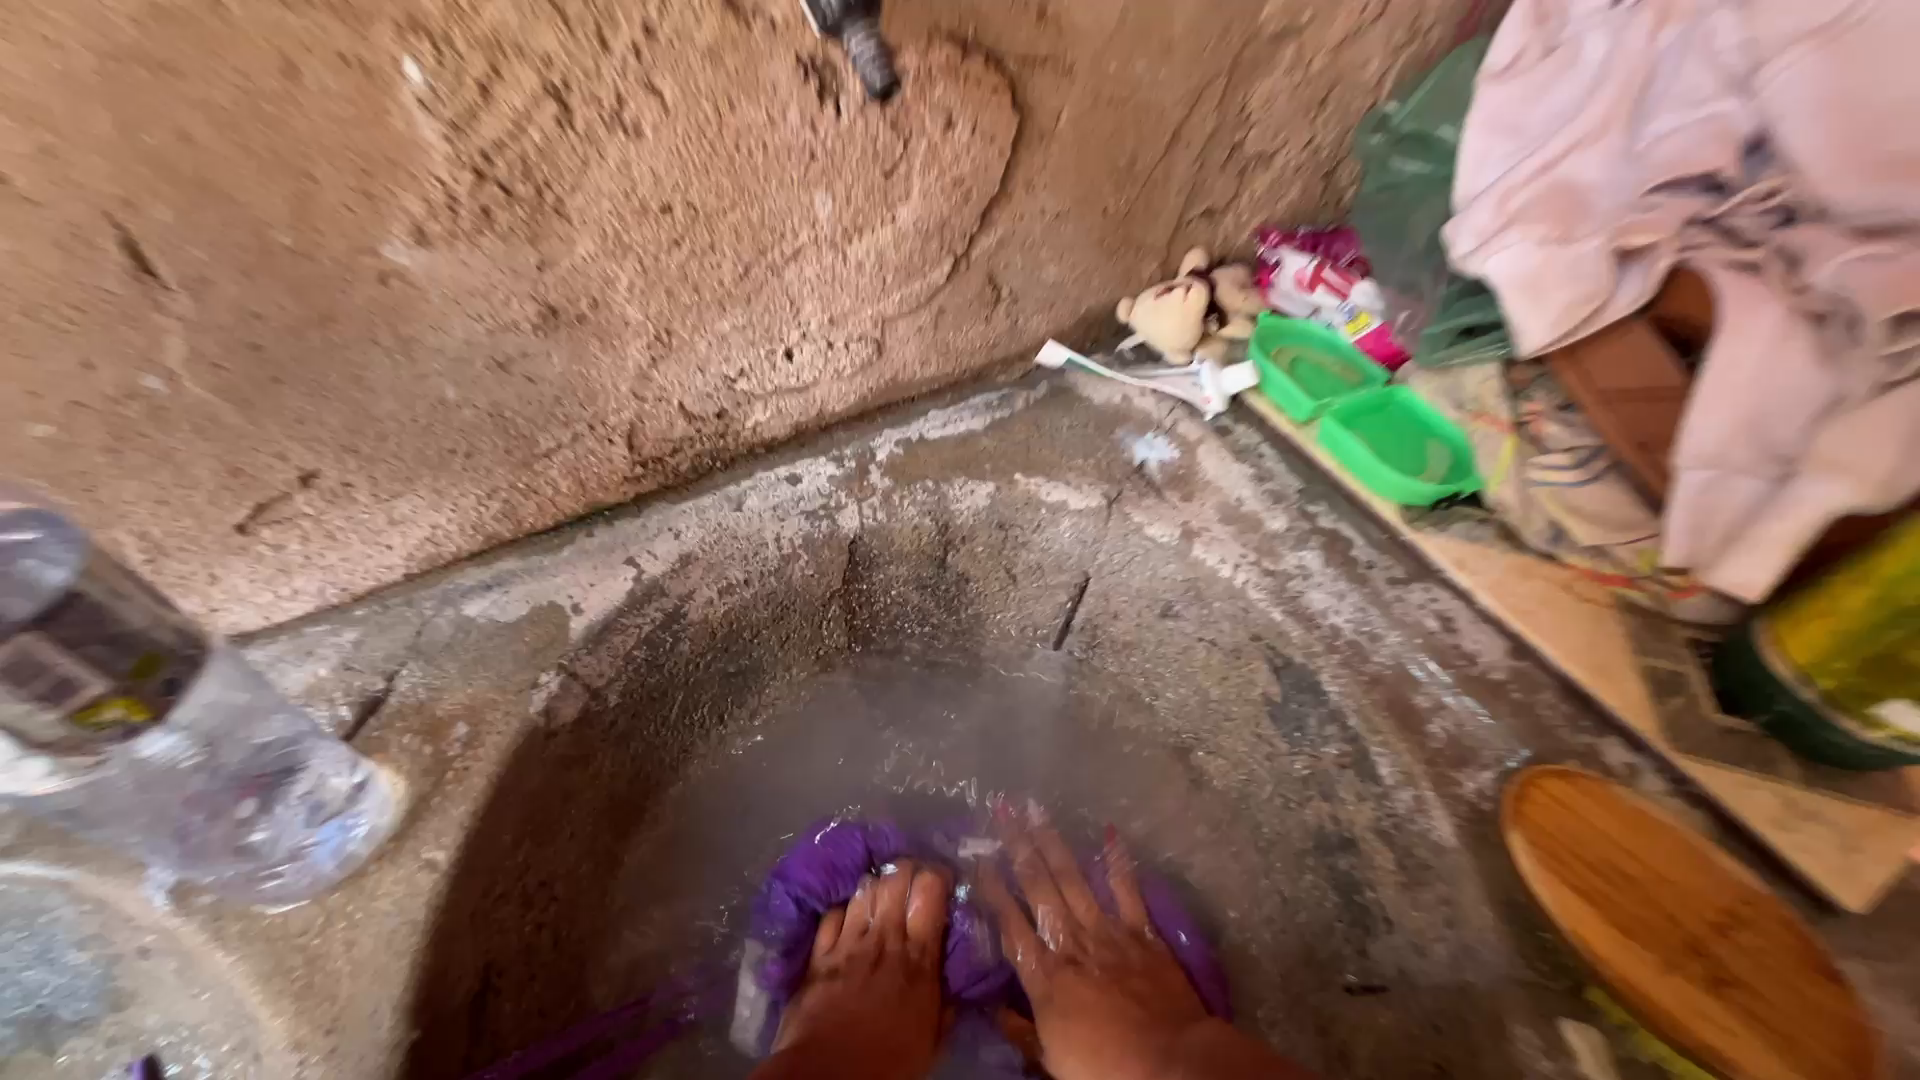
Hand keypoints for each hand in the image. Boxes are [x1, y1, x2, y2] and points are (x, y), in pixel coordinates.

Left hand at [754, 860, 950, 1079]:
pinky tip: (849, 916)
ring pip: (864, 889)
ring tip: (880, 893)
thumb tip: (956, 983)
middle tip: (910, 879)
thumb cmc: (889, 1063)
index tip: (940, 882)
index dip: (935, 877)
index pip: (930, 890)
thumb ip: (944, 1002)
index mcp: (919, 957)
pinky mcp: (819, 953)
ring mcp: (849, 942)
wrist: (829, 1076)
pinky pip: (833, 913)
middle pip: (895, 878)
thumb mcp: (932, 1038)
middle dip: (905, 870)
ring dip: (875, 886)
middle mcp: (885, 938)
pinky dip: (844, 909)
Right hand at [975, 805, 1212, 1079]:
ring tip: (1034, 809)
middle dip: (1017, 846)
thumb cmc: (1106, 1070)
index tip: (977, 857)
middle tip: (1001, 811)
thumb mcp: (1052, 1060)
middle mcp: (1070, 942)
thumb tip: (991, 1009)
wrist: (1171, 1065)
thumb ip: (1021, 1030)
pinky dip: (1117, 860)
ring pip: (1073, 877)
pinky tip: (1109, 831)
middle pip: (1037, 886)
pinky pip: (1127, 889)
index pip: (1009, 923)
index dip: (991, 888)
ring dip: (1052, 841)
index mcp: (1044, 975)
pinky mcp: (1142, 931)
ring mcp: (1107, 931)